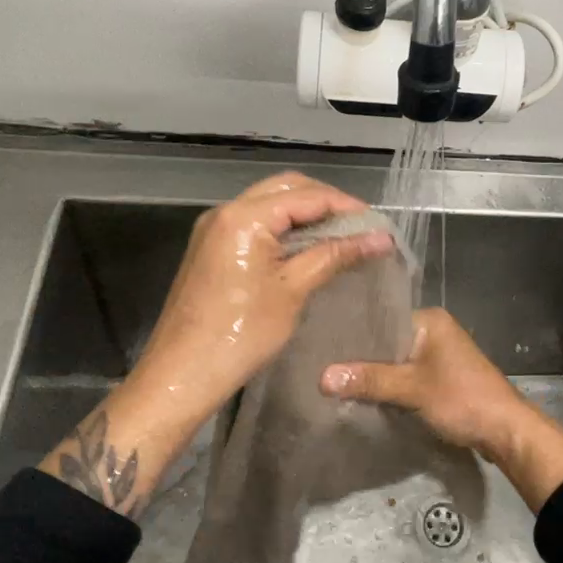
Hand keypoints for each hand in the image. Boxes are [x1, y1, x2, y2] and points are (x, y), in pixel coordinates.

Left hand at [135, 171, 392, 414]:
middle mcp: (226, 210)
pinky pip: (254, 221)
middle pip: (286, 187)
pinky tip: (307, 247)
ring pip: (269, 202)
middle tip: (360, 227)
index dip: (346, 206)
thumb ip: (336, 255)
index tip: (378, 224)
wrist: (181, 374)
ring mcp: (214, 228)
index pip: (307, 196)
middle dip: (326, 202)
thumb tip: (381, 238)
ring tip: (341, 236)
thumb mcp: (294, 291)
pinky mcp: (210, 246)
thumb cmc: (242, 335)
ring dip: (305, 213)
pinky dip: (284, 226)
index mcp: (244, 217)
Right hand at [321, 308, 562, 511]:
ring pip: (395, 362)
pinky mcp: (439, 379)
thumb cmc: (461, 399)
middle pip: (386, 341)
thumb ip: (369, 381)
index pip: (381, 318)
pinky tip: (362, 396)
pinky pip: (405, 377)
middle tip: (319, 365)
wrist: (505, 431)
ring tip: (333, 381)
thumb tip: (321, 376)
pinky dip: (388, 386)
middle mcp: (434, 331)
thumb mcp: (412, 389)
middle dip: (360, 358)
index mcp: (429, 320)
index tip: (320, 345)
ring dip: (373, 375)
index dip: (352, 334)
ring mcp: (438, 355)